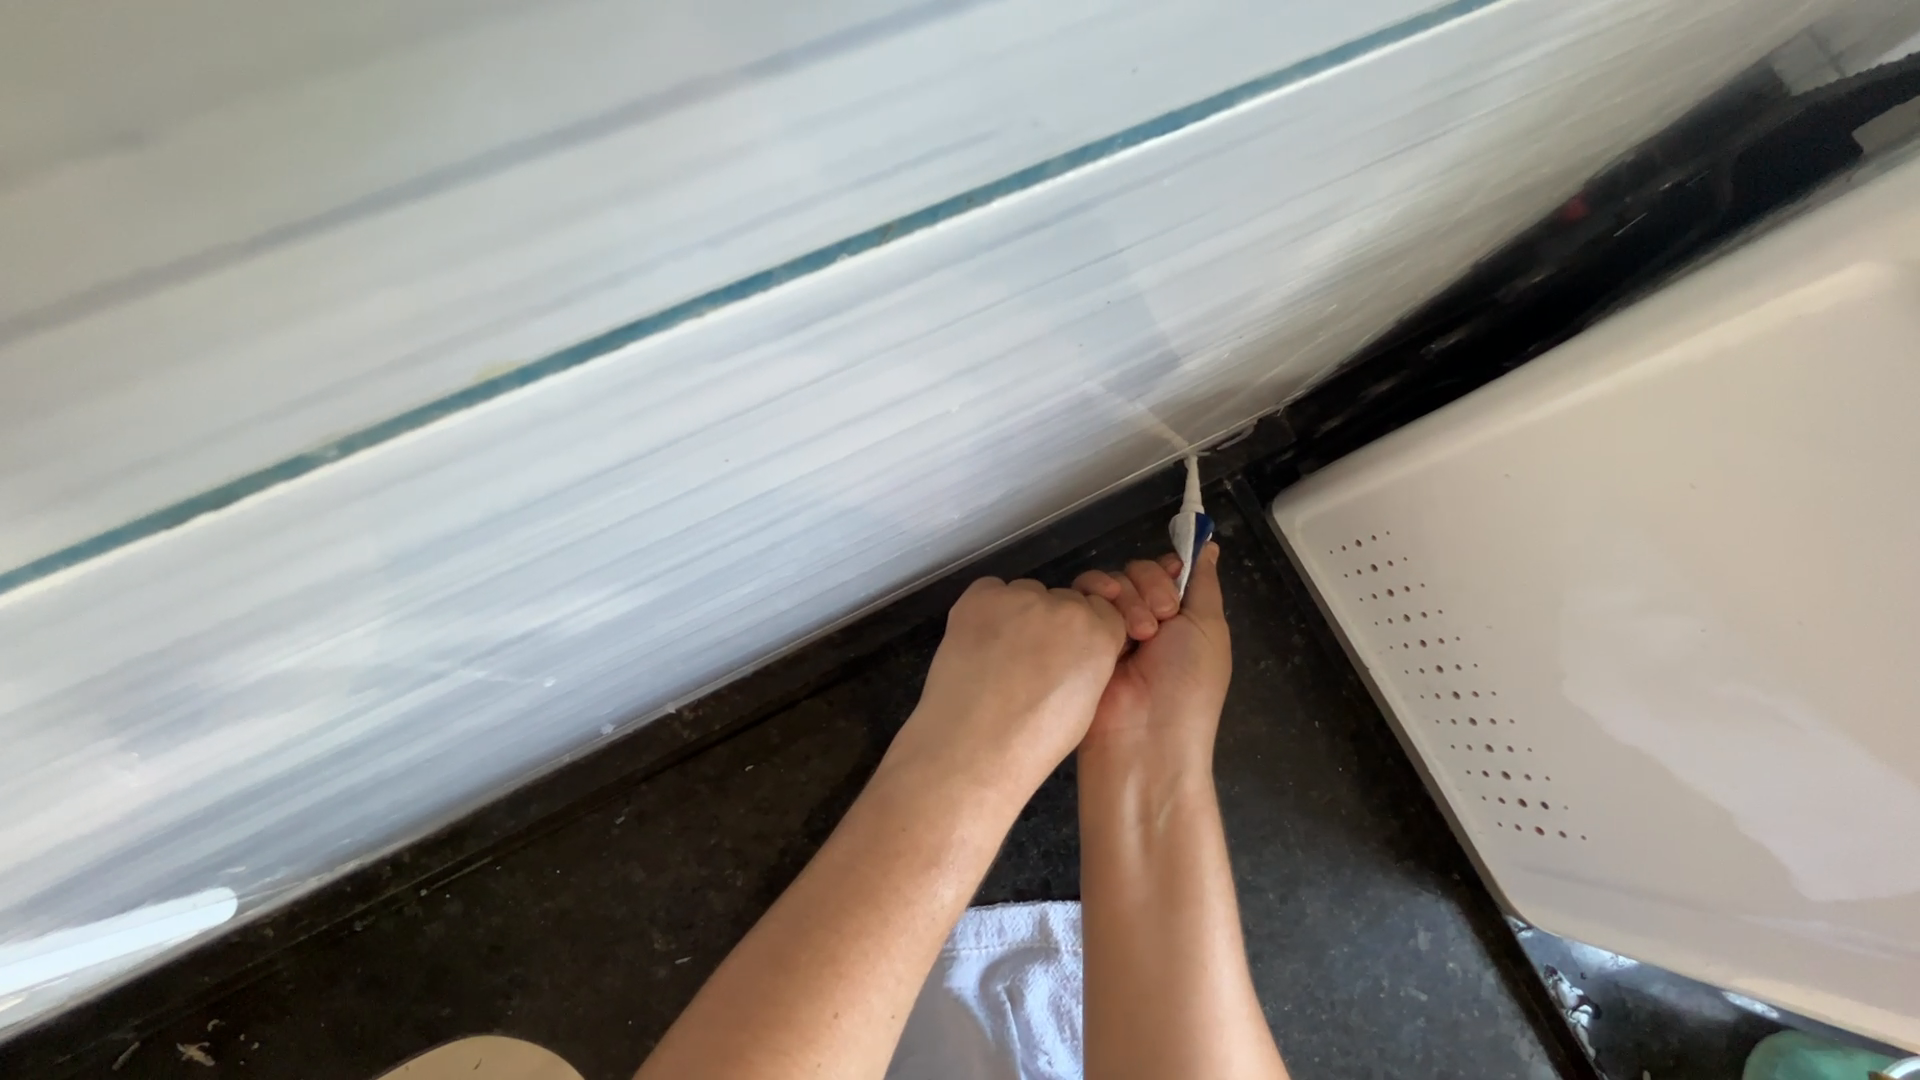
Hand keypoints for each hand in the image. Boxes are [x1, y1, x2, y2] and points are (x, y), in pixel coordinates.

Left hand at [884, 577, 1128, 797]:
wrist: (975, 745)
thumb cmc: (1035, 740)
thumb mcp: (1086, 701)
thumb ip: (1089, 661)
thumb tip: (1072, 647)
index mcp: (1100, 634)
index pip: (1101, 610)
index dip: (1081, 633)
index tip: (1063, 655)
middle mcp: (1065, 606)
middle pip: (1063, 599)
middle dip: (1051, 622)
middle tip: (1027, 659)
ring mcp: (1020, 597)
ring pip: (1026, 593)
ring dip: (1018, 614)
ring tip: (997, 656)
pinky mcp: (980, 596)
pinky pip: (990, 590)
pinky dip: (986, 609)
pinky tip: (977, 642)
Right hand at [1071, 543, 1229, 755]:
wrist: (1144, 738)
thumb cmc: (1188, 684)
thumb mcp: (1209, 628)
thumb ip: (1203, 583)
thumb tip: (1209, 544)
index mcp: (1177, 619)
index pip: (1164, 571)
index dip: (1167, 569)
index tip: (1174, 577)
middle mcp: (1141, 620)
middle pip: (1135, 572)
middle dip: (1148, 586)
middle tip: (1159, 620)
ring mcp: (1107, 629)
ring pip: (1107, 582)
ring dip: (1125, 597)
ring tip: (1134, 633)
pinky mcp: (1078, 637)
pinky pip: (1079, 598)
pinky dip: (1093, 599)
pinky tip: (1104, 623)